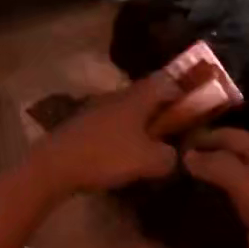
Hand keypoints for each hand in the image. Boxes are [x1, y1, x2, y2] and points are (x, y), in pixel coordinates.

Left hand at [28, 73, 185, 193]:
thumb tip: (172, 154)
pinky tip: (120, 155)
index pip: (166, 82)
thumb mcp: (150, 161)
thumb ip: (169, 156)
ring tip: (148, 146)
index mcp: (137, 97)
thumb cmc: (106, 156)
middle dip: (160, 111)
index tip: (195, 109)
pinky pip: (108, 125)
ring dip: (138, 124)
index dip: (183, 92)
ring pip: (125, 111)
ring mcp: (94, 109)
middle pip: (145, 96)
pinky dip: (119, 135)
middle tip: (173, 131)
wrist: (53, 165)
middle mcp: (116, 96)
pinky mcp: (79, 125)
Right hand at [183, 127, 248, 242]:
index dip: (205, 137)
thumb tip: (185, 155)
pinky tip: (202, 204)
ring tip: (183, 182)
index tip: (176, 144)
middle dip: (208, 157)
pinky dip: (221, 199)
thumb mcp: (241, 181)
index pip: (232, 136)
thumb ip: (213, 165)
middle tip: (175, 162)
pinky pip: (238, 201)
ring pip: (236, 179)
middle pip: (235, 156)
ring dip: (213, 179)